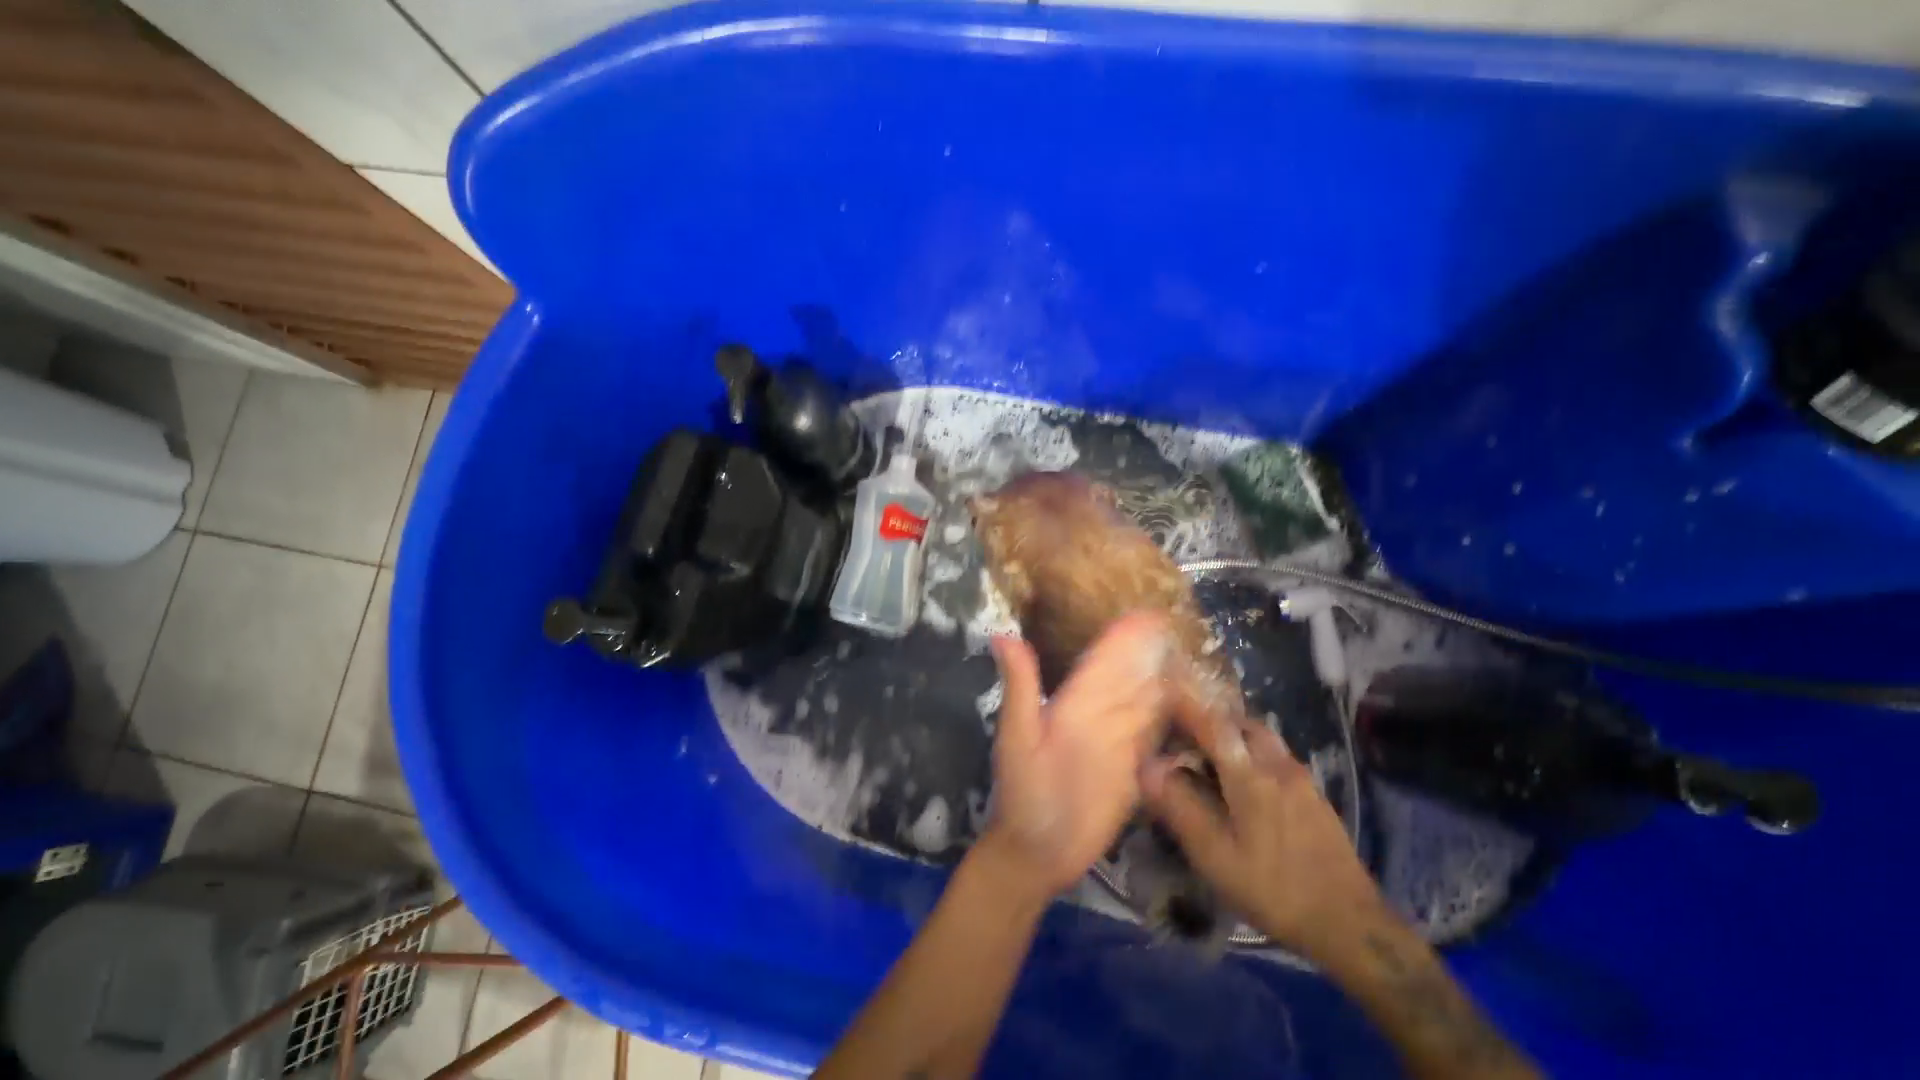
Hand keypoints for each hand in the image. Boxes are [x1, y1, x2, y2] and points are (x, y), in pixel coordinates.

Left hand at [979, 612, 1173, 897]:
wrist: (1038, 853)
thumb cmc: (1023, 793)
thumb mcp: (1018, 737)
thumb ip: (1021, 688)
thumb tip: (1001, 634)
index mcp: (1070, 706)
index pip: (1101, 665)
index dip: (1122, 640)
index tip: (1147, 615)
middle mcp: (1098, 720)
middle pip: (1130, 681)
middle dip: (1152, 654)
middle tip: (1182, 626)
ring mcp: (1118, 746)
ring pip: (1147, 707)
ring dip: (1168, 683)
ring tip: (1196, 656)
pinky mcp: (1134, 773)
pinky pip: (1155, 741)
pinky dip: (1173, 723)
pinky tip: (1195, 707)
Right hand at [1141, 688, 1383, 955]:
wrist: (1348, 922)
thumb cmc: (1273, 890)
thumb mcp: (1216, 857)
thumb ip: (1181, 809)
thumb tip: (1149, 767)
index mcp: (1251, 777)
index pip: (1213, 726)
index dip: (1187, 707)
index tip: (1164, 692)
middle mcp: (1279, 767)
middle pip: (1243, 725)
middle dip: (1212, 719)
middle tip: (1183, 730)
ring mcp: (1303, 781)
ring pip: (1264, 741)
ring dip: (1235, 736)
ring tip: (1209, 755)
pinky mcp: (1315, 799)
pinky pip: (1277, 759)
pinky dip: (1253, 755)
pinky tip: (1243, 784)